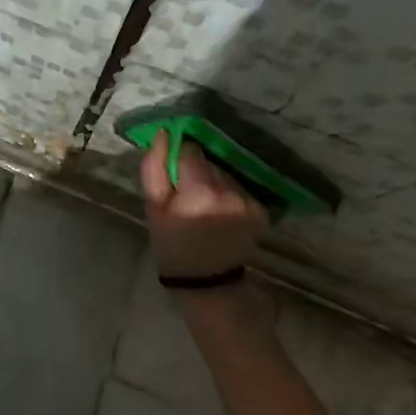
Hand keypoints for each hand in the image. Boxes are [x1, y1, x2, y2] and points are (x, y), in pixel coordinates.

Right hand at [139, 130, 269, 279]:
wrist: (207, 281)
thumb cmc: (172, 243)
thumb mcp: (153, 207)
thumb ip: (154, 167)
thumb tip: (164, 133)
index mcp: (200, 192)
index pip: (191, 151)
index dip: (180, 160)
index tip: (175, 177)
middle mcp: (230, 193)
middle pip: (211, 162)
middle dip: (198, 172)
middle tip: (187, 195)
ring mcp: (249, 202)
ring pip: (226, 173)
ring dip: (215, 182)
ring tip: (205, 206)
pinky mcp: (262, 210)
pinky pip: (240, 188)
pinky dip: (230, 194)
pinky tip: (221, 214)